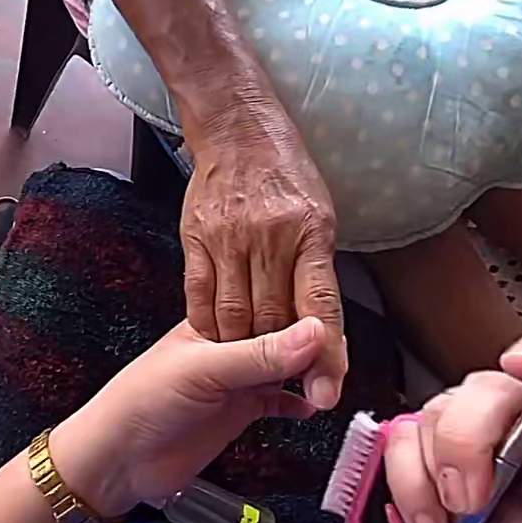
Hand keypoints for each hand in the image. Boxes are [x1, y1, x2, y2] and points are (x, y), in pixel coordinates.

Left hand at [47, 317, 325, 517]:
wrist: (119, 458)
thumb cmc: (143, 401)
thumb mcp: (202, 370)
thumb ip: (258, 353)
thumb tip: (316, 330)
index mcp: (213, 323)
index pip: (268, 308)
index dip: (302, 314)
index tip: (337, 322)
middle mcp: (227, 348)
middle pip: (281, 340)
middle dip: (311, 346)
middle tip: (343, 357)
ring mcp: (234, 381)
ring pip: (283, 370)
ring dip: (309, 375)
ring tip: (334, 381)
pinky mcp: (237, 413)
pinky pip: (276, 403)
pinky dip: (296, 403)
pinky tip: (314, 405)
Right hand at [182, 102, 345, 408]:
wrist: (237, 130)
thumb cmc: (285, 171)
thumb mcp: (321, 213)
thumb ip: (316, 267)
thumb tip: (317, 322)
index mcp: (309, 232)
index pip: (318, 306)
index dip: (324, 355)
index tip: (326, 392)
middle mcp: (268, 238)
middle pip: (273, 318)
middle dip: (283, 362)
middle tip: (289, 387)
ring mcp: (227, 239)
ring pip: (233, 313)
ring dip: (243, 349)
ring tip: (251, 367)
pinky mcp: (195, 239)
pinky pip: (199, 294)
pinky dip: (207, 324)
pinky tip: (215, 341)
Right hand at [384, 334, 521, 522]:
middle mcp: (518, 418)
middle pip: (489, 388)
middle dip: (467, 444)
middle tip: (469, 501)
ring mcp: (461, 424)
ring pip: (436, 413)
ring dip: (436, 477)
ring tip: (453, 522)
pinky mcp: (414, 439)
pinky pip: (397, 442)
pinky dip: (409, 488)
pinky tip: (430, 520)